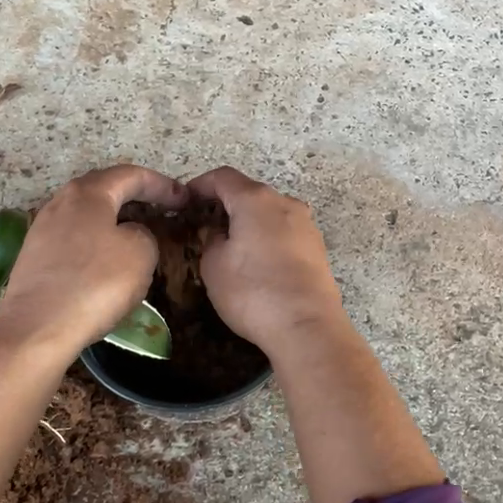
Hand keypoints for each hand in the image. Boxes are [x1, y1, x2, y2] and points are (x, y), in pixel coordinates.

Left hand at [0, 165, 187, 353]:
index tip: (185, 199)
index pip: (132, 175)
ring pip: (88, 214)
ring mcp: (43, 229)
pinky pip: (75, 237)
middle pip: (104, 189)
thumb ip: (144, 233)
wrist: (37, 328)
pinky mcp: (35, 257)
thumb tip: (129, 234)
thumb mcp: (141, 253)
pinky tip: (108, 260)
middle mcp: (61, 202)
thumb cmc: (96, 283)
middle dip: (136, 195)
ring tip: (138, 233)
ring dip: (115, 218)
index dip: (162, 185)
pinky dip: (98, 240)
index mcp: (88, 193)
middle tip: (162, 208)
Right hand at [186, 167, 348, 356]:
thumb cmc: (253, 291)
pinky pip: (285, 233)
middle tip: (204, 226)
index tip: (185, 200)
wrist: (307, 326)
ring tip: (230, 246)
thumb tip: (219, 232)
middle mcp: (285, 203)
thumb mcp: (214, 265)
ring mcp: (306, 225)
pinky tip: (257, 262)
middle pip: (249, 193)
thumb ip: (211, 239)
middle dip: (225, 205)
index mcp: (256, 200)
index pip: (223, 177)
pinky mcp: (317, 248)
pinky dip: (267, 238)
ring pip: (270, 214)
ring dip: (249, 223)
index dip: (200, 185)